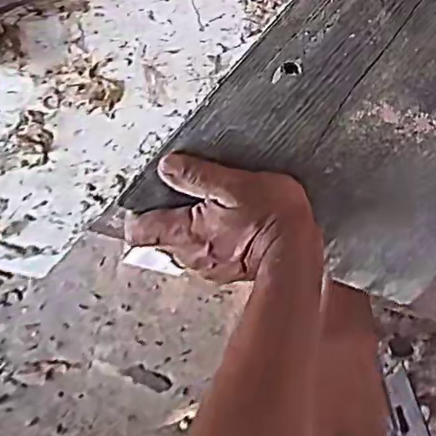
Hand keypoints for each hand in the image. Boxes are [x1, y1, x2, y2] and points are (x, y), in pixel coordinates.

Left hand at [123, 154, 321, 283]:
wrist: (298, 249)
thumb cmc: (270, 216)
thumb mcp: (234, 183)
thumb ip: (198, 174)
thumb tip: (169, 165)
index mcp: (187, 232)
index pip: (140, 230)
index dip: (136, 215)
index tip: (143, 199)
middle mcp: (192, 254)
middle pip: (160, 240)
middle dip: (165, 221)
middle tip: (179, 199)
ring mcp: (210, 266)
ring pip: (184, 248)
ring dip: (190, 231)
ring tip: (209, 209)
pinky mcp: (229, 269)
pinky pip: (209, 253)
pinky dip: (212, 240)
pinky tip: (230, 226)